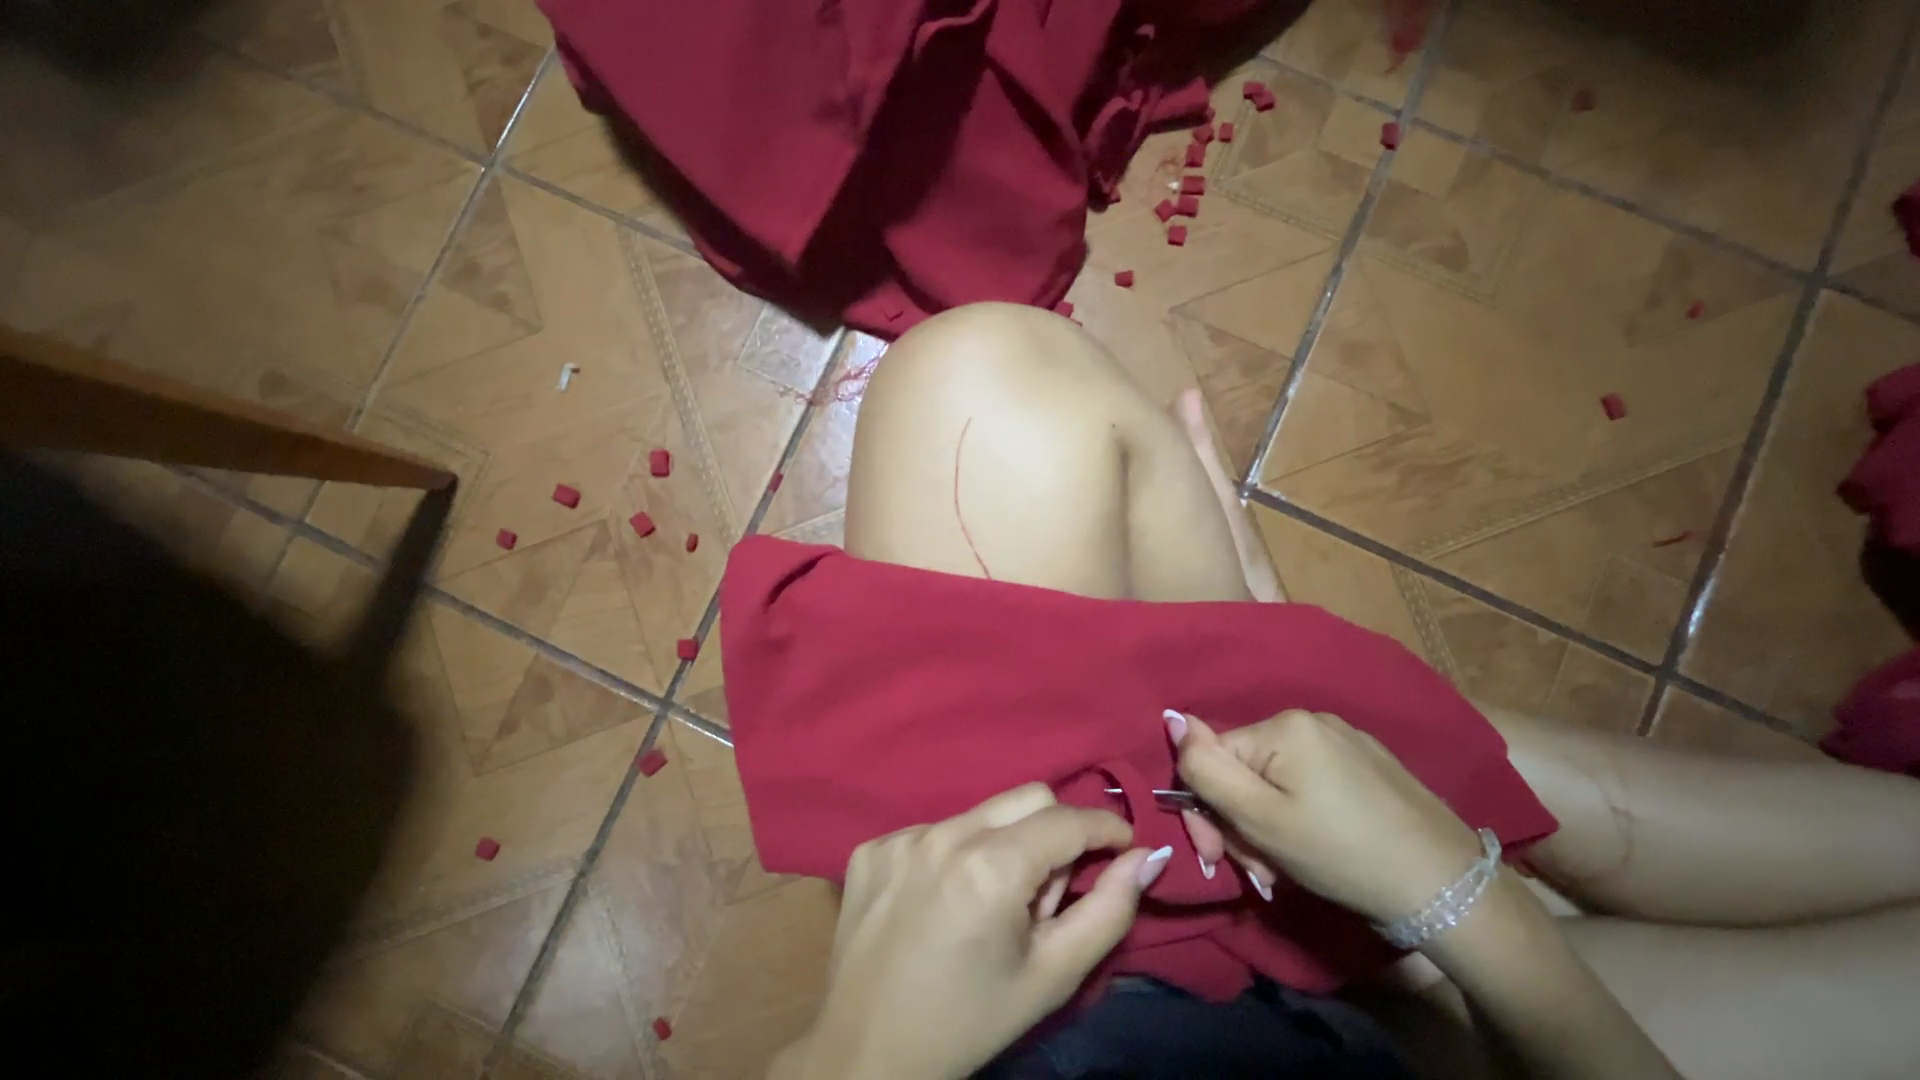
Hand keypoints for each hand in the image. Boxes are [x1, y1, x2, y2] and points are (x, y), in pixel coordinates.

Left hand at [773, 783, 1171, 1079]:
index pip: (1068, 818)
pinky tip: (942, 902)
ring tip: (987, 904)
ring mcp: (900, 837)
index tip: (1123, 848)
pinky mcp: (871, 848)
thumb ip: (1108, 911)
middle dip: (1056, 831)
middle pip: (1027, 797)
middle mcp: (943, 835)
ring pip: (981, 814)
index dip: (1106, 828)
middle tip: (1048, 892)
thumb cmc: (971, 1021)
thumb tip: (1144, 857)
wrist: (867, 1051)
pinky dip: (954, 855)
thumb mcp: (1052, 976)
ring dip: (1003, 844)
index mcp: (991, 867)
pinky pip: (934, 831)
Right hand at [1169, 709, 1483, 924]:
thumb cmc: (1340, 853)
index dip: (1206, 810)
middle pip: (1245, 769)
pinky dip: (1299, 815)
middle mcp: (1310, 720)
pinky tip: (1317, 847)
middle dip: (1240, 822)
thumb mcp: (1260, 819)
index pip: (1212, 758)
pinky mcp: (1369, 764)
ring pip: (1275, 780)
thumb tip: (1172, 717)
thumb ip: (1207, 769)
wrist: (1444, 885)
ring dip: (1267, 824)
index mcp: (1282, 726)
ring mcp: (1345, 739)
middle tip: (1260, 870)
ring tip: (1287, 866)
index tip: (1219, 858)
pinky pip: (1309, 782)